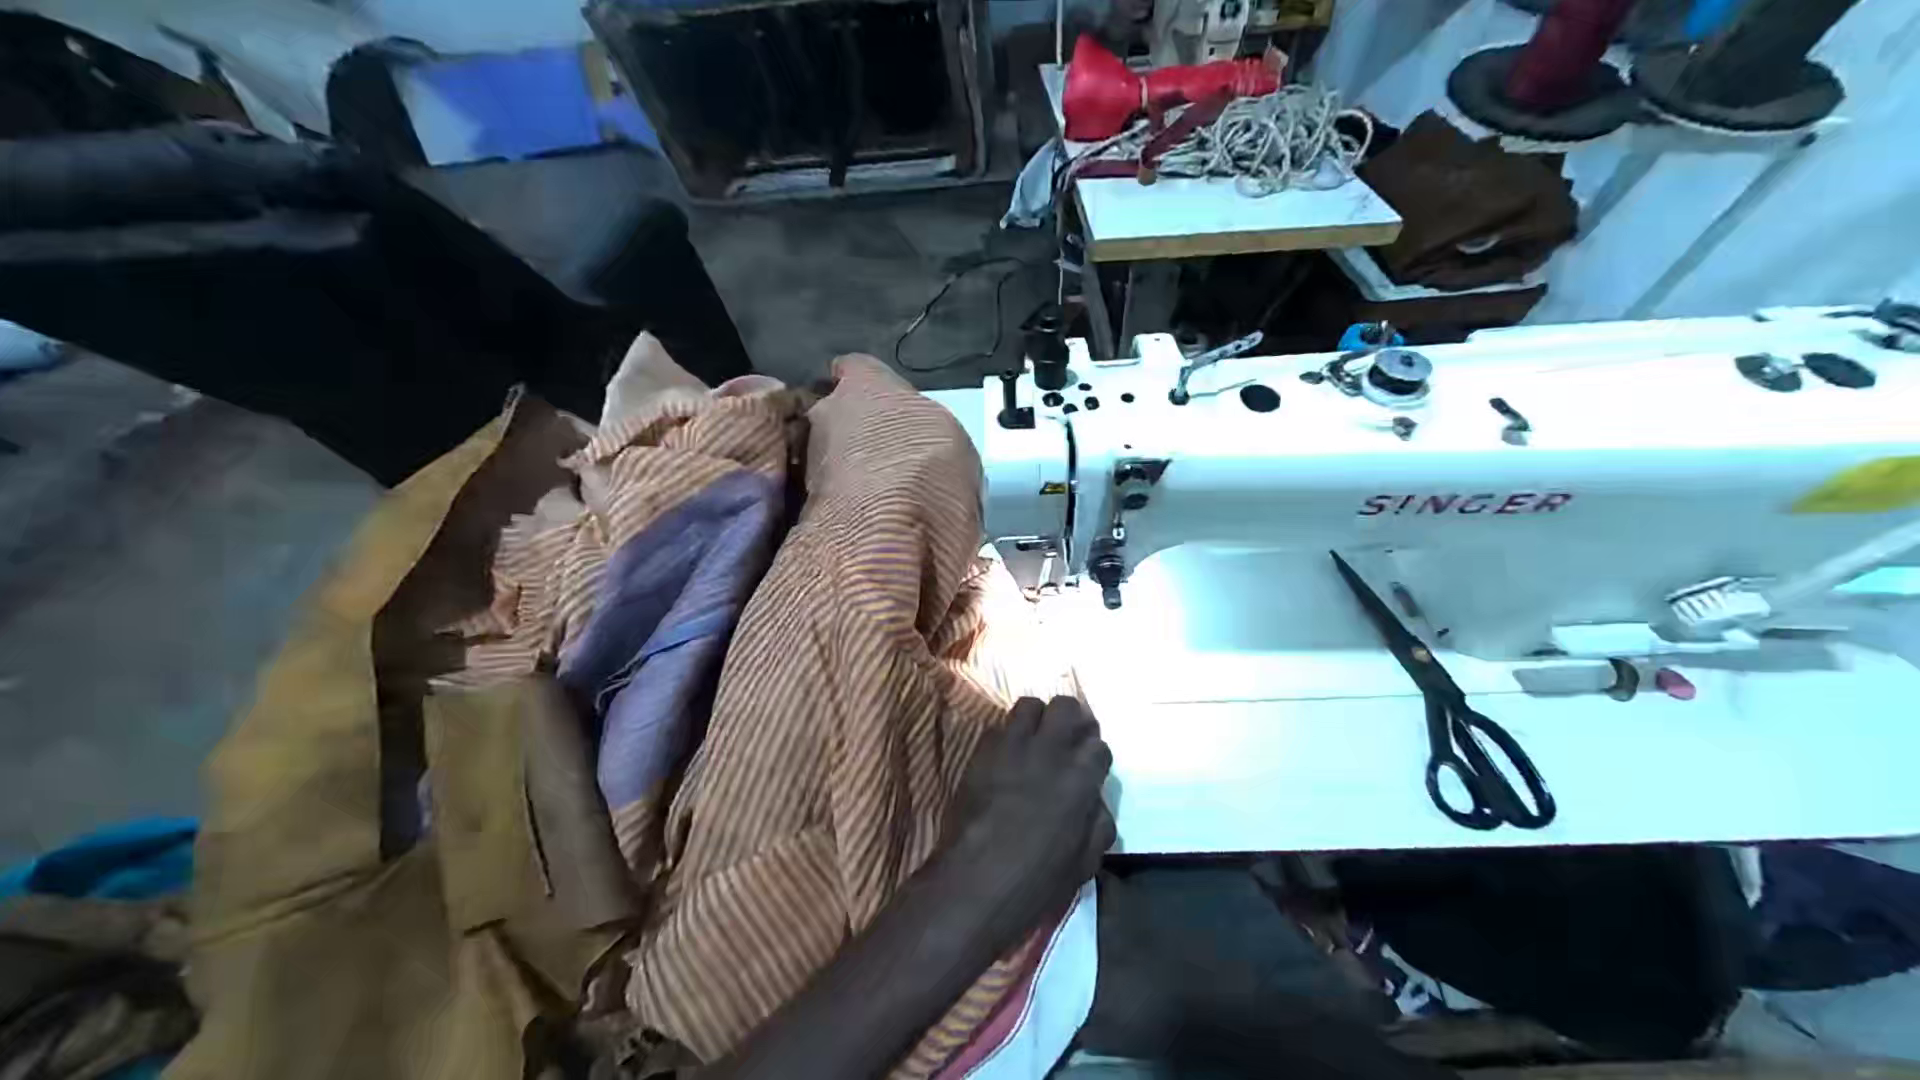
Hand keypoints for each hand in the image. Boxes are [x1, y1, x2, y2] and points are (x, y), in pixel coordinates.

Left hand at [937, 697, 1114, 938]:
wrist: (975, 882)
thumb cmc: (1037, 882)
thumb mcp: (1084, 863)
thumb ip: (1097, 823)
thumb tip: (1094, 801)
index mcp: (1080, 777)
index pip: (1098, 746)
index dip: (1095, 758)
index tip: (1089, 770)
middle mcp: (1049, 750)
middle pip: (1066, 707)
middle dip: (1071, 720)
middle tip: (1067, 742)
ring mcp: (1012, 746)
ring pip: (1030, 705)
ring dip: (1037, 719)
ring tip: (1035, 741)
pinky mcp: (981, 751)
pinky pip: (998, 727)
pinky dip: (1007, 736)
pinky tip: (1006, 758)